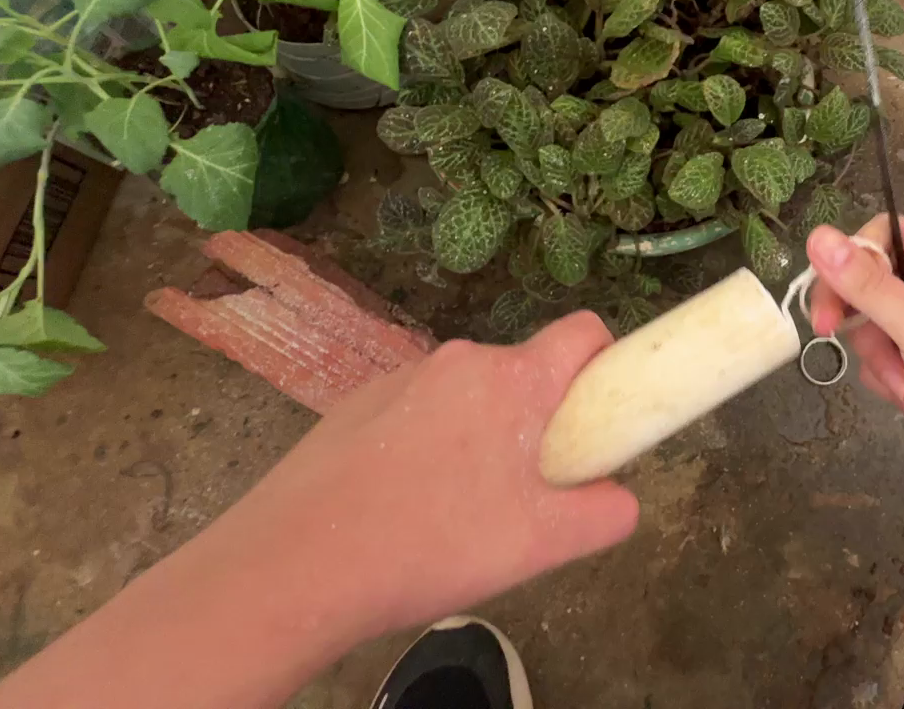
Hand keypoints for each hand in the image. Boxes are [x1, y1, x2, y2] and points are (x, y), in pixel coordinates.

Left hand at [201, 312, 639, 640]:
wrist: (282, 573)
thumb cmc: (430, 545)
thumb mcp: (541, 545)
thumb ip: (606, 515)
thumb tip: (622, 499)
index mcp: (516, 379)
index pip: (584, 331)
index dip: (603, 362)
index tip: (593, 415)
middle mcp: (464, 359)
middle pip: (529, 370)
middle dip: (539, 417)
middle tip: (523, 485)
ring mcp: (404, 376)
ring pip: (474, 391)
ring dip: (484, 430)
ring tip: (455, 503)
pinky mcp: (357, 401)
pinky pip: (421, 407)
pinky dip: (430, 439)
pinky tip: (400, 499)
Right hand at [805, 217, 903, 506]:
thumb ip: (866, 285)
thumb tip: (817, 234)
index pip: (886, 233)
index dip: (854, 253)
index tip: (829, 284)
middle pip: (867, 282)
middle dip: (856, 315)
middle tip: (827, 331)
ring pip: (868, 328)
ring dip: (880, 361)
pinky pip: (879, 362)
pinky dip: (889, 383)